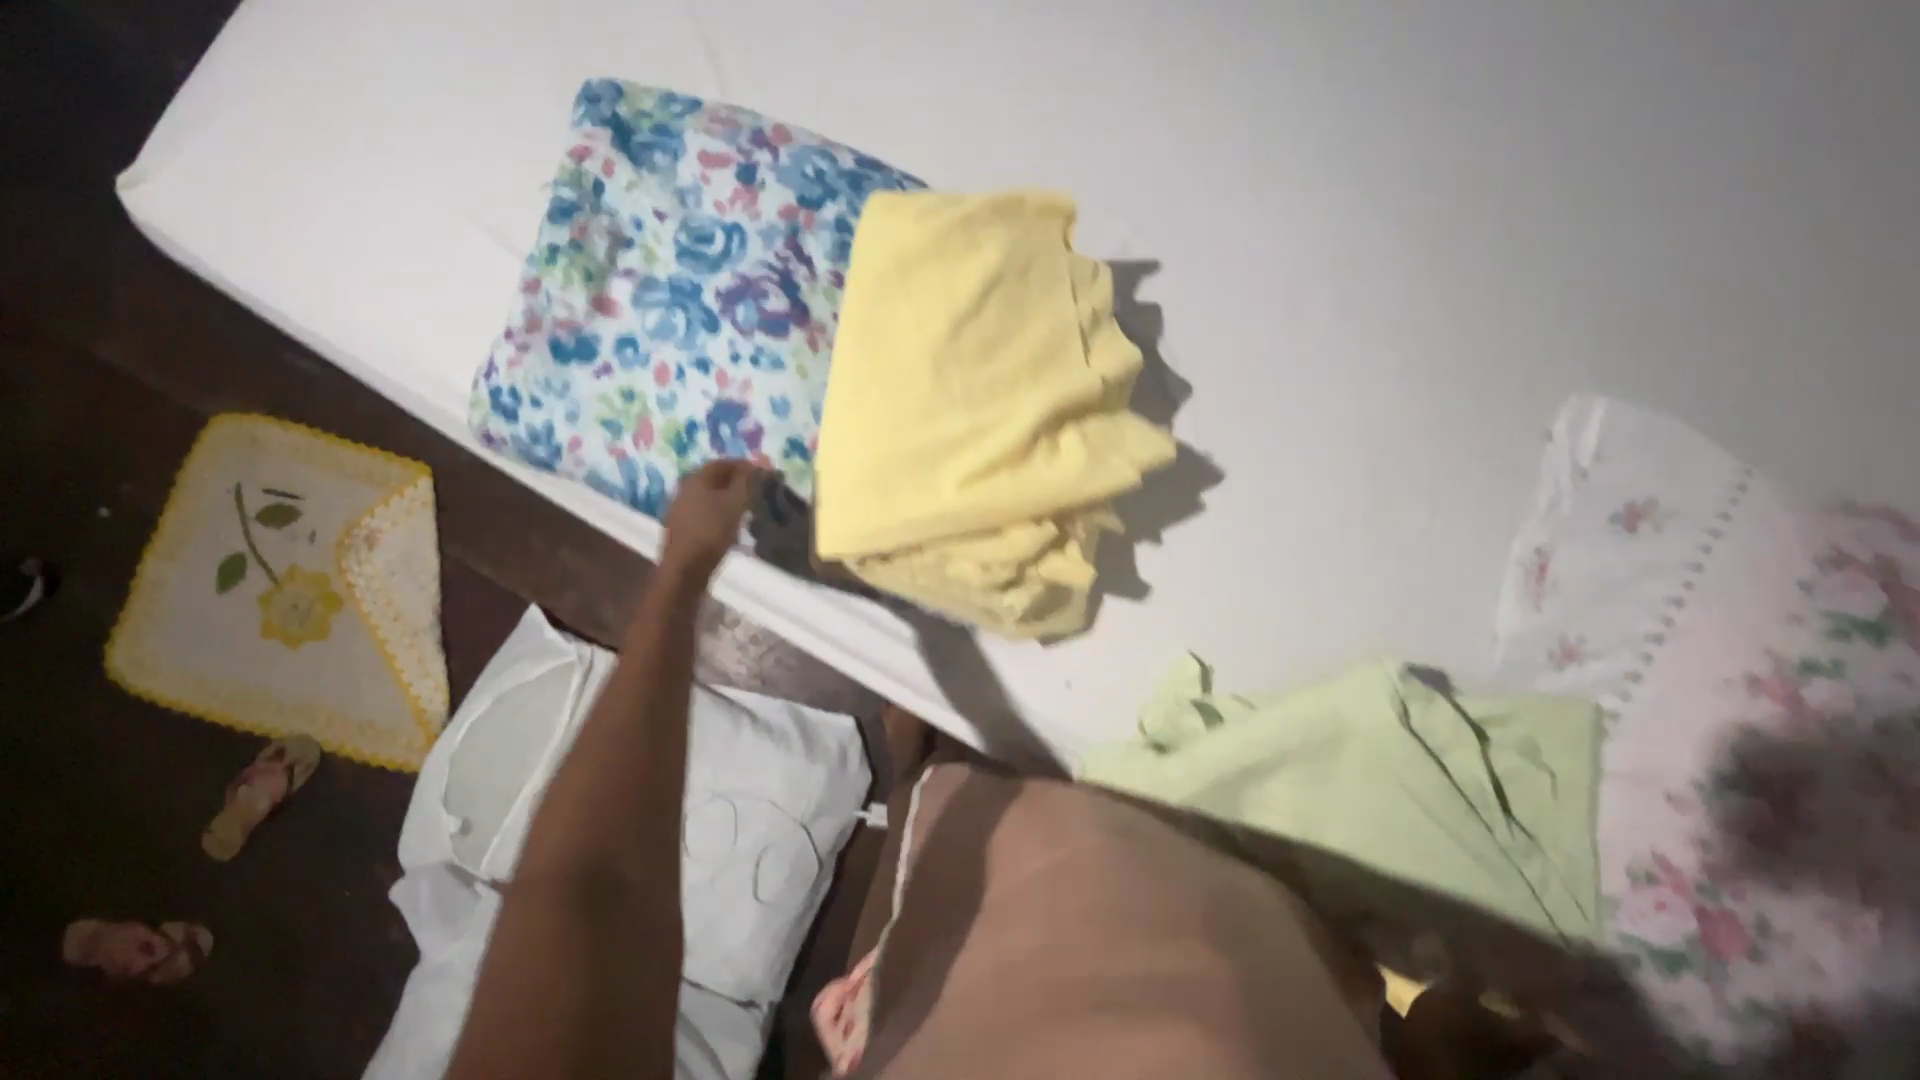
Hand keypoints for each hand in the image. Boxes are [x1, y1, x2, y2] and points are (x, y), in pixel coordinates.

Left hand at [661, 460, 760, 578]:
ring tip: (745, 508)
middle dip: (735, 481)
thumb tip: (760, 461)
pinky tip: (728, 524)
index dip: (744, 465)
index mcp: (696, 478)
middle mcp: (684, 488)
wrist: (685, 568)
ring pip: (708, 496)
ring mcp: (679, 508)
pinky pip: (702, 511)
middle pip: (713, 479)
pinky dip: (718, 511)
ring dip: (727, 498)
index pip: (723, 463)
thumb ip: (748, 480)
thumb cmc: (712, 531)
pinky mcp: (680, 527)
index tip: (762, 473)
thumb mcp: (736, 503)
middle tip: (755, 490)